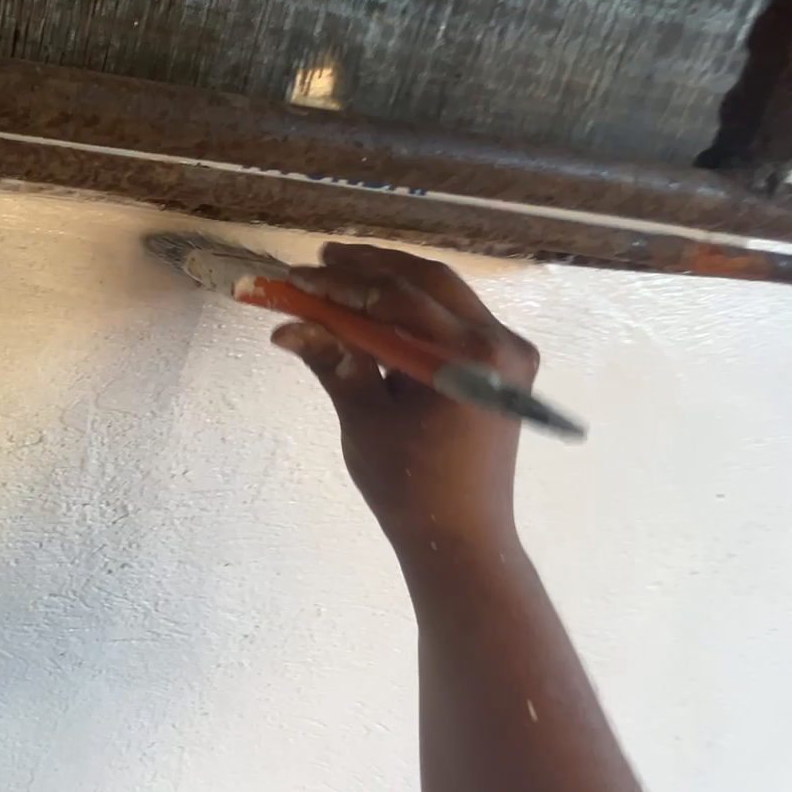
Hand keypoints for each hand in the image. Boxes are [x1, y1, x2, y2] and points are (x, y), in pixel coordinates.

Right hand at [270, 243, 540, 552]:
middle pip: (428, 282)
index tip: (296, 278)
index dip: (340, 284)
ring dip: (389, 279)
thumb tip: (284, 327)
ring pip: (442, 293)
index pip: (396, 299)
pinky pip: (450, 316)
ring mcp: (507, 351)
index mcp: (469, 357)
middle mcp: (501, 343)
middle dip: (368, 267)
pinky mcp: (500, 364)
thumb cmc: (408, 481)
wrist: (458, 530)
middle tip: (318, 261)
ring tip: (339, 270)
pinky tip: (374, 303)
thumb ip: (332, 362)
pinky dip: (409, 304)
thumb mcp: (363, 417)